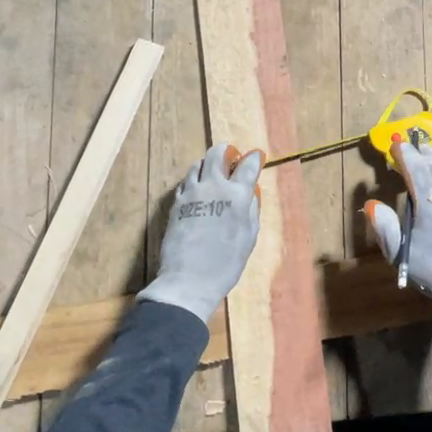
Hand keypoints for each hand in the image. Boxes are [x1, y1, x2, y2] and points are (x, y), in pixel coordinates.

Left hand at [137, 143, 264, 323]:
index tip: (256, 158)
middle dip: (226, 151)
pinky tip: (197, 190)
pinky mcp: (175, 204)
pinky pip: (185, 182)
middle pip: (217, 154)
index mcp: (236, 195)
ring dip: (207, 164)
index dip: (254, 159)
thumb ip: (251, 210)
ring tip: (212, 174)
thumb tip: (250, 193)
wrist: (188, 281)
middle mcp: (213, 187)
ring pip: (197, 165)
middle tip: (230, 157)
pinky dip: (194, 180)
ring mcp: (191, 193)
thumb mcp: (249, 237)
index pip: (248, 165)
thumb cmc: (226, 264)